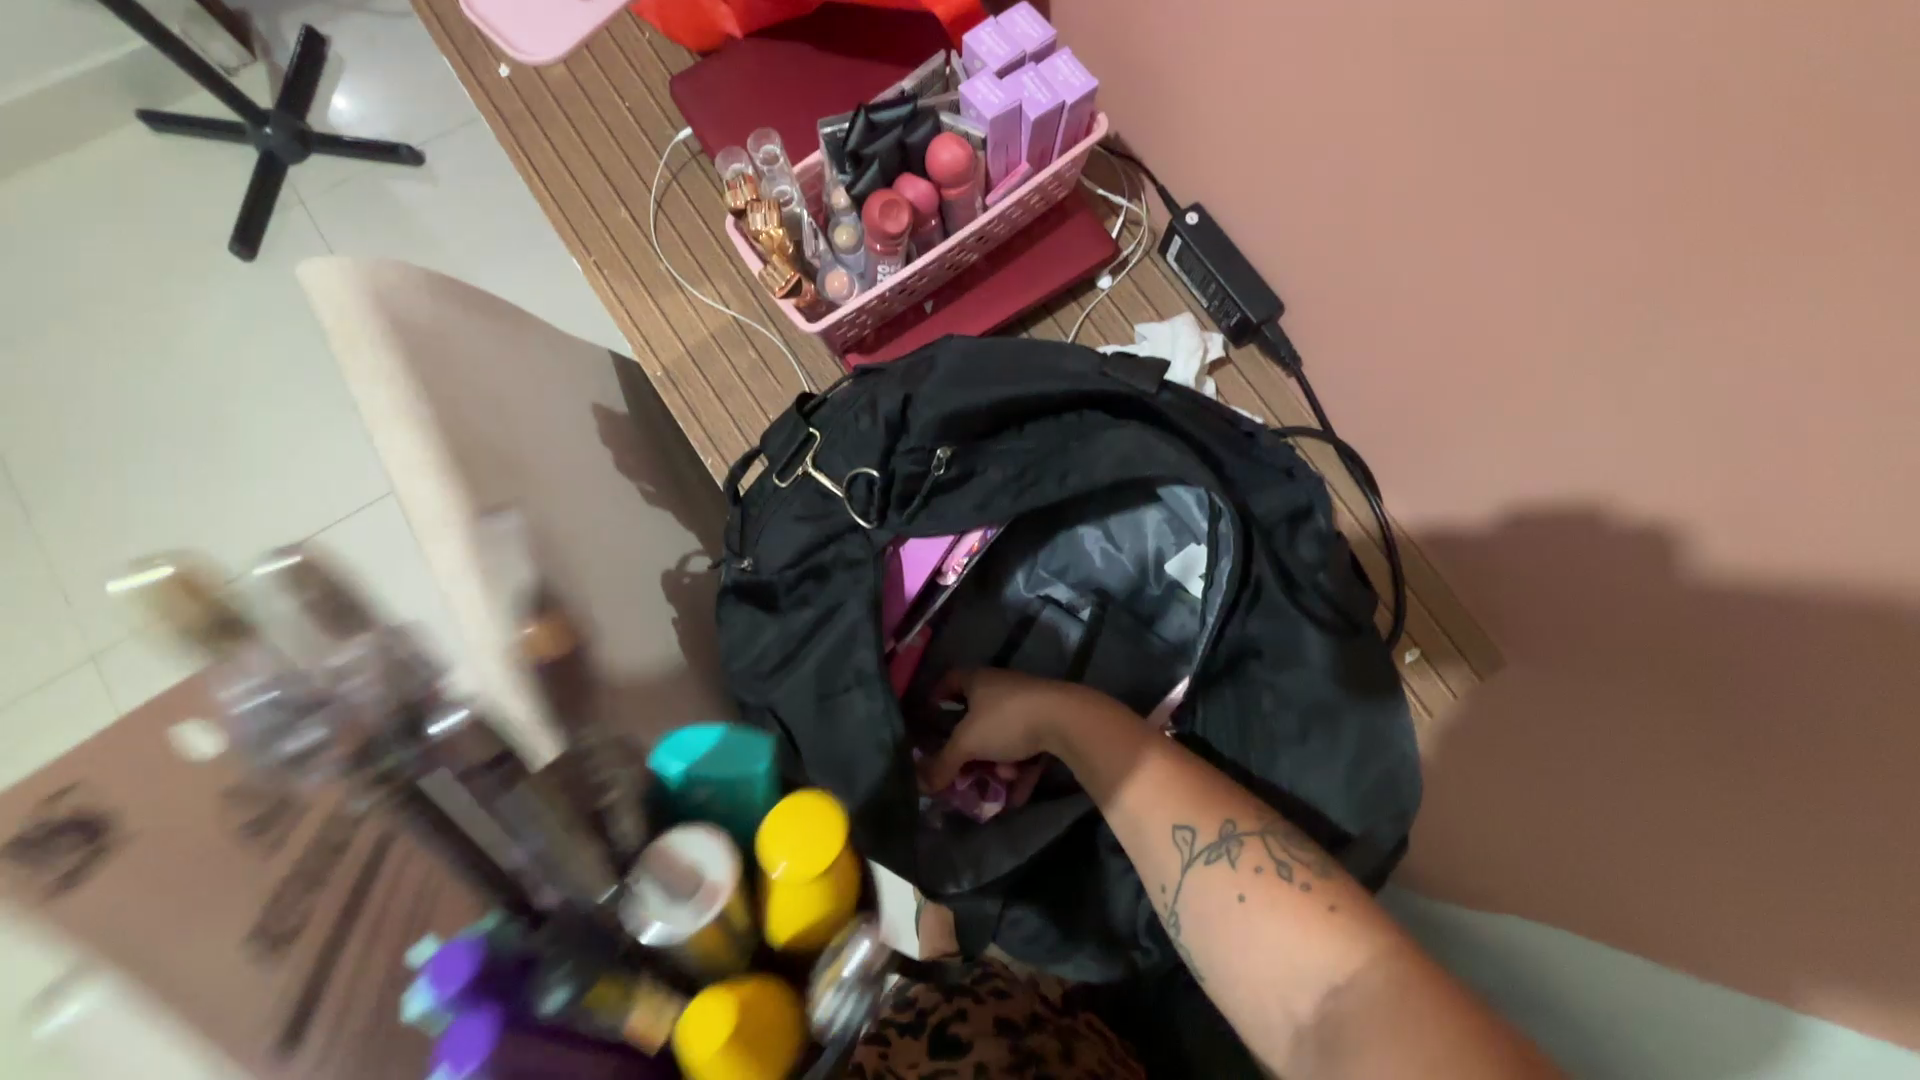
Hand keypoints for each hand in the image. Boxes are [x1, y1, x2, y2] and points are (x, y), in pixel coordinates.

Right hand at [917, 669, 1127, 791]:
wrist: (1067, 720)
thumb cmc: (1008, 720)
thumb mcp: (968, 744)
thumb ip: (943, 764)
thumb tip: (920, 784)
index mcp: (978, 680)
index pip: (949, 681)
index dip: (935, 697)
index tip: (927, 718)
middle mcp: (1002, 688)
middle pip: (976, 718)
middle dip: (969, 749)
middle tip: (960, 768)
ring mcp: (1028, 705)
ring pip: (1003, 738)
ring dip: (998, 763)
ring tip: (1001, 780)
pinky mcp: (1050, 723)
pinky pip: (1027, 750)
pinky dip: (1021, 770)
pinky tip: (1018, 794)